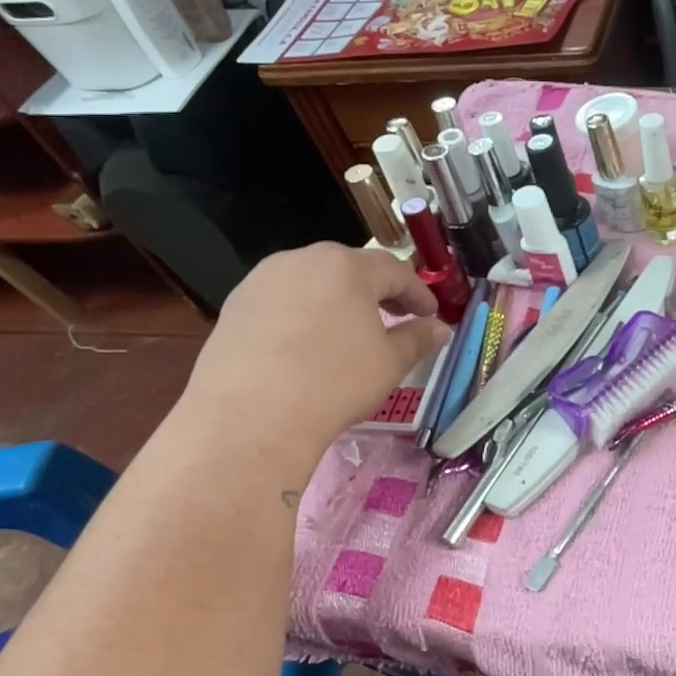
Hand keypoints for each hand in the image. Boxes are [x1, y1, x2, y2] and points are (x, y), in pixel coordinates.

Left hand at [178, 243, 451, 449]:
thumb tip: (439, 328)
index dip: (418, 293)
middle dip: (377, 291)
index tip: (431, 316)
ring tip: (351, 331)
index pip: (395, 270)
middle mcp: (302, 260)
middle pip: (349, 268)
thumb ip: (417, 339)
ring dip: (338, 300)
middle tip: (395, 318)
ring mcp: (263, 280)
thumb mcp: (390, 363)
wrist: (253, 415)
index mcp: (347, 268)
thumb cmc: (336, 382)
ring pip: (312, 281)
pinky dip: (304, 314)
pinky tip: (308, 345)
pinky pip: (282, 300)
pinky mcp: (236, 305)